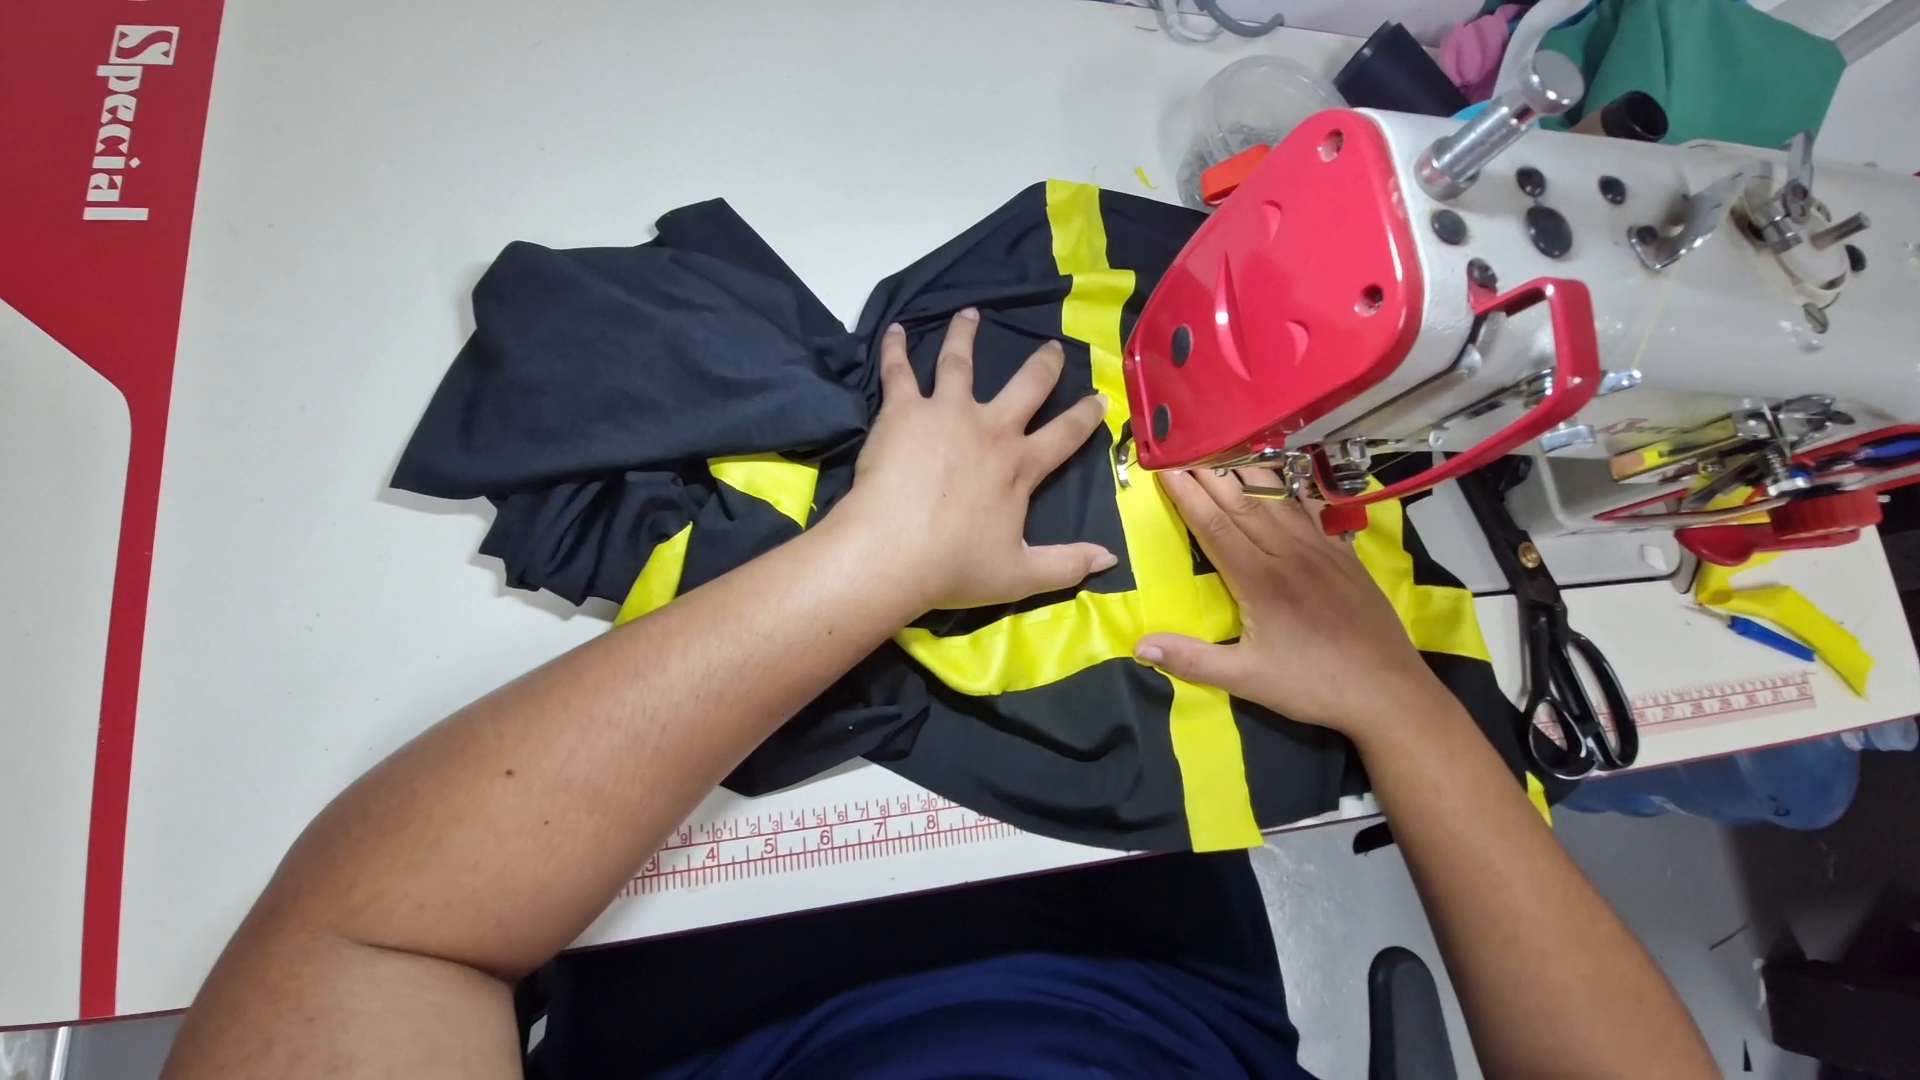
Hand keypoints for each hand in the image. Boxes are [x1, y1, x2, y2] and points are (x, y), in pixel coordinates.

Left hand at [834, 309, 1115, 610]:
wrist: (894, 550)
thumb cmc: (955, 565)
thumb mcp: (1020, 575)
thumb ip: (1067, 564)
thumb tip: (1111, 558)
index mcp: (1020, 466)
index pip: (1065, 435)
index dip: (1086, 416)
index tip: (1099, 398)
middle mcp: (991, 429)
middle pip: (1027, 385)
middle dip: (1044, 364)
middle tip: (1053, 348)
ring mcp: (947, 412)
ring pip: (960, 361)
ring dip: (967, 334)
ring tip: (972, 314)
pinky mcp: (904, 409)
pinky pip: (900, 370)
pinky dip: (896, 348)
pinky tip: (896, 330)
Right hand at [1135, 468, 1446, 737]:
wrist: (1389, 692)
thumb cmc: (1312, 686)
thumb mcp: (1246, 680)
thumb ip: (1192, 660)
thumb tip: (1140, 646)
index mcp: (1260, 581)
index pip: (1215, 527)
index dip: (1189, 497)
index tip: (1167, 470)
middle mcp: (1289, 555)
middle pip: (1243, 505)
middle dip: (1212, 475)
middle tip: (1188, 449)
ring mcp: (1321, 552)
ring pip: (1279, 501)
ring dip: (1249, 473)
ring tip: (1227, 450)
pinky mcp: (1345, 558)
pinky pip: (1314, 513)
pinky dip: (1294, 490)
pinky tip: (1286, 477)